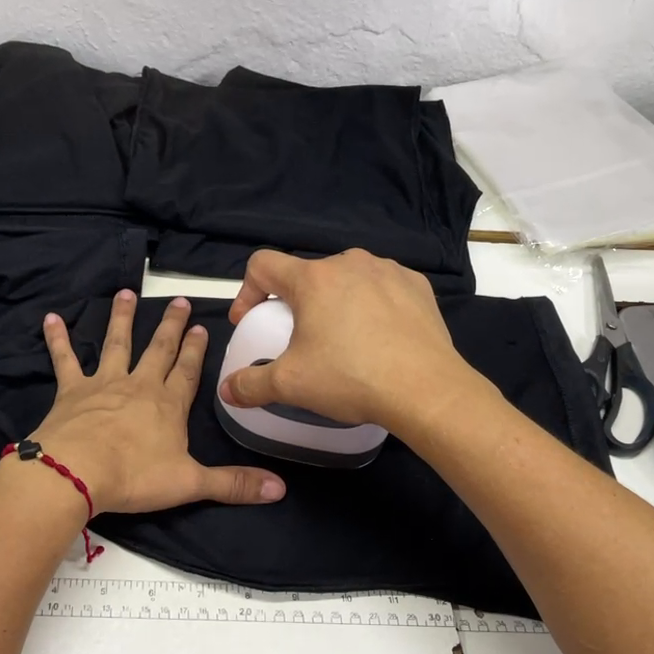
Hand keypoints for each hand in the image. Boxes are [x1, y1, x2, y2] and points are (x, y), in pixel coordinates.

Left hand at [30, 290, 285, 513]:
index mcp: (169, 405)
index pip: (188, 371)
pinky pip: (64, 359)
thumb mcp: (191, 483)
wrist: (78, 472)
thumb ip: (233, 483)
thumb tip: (280, 489)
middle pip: (159, 349)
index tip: (202, 326)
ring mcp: (104, 384)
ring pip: (116, 344)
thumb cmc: (136, 477)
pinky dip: (58, 339)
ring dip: (122, 318)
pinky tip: (50, 319)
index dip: (196, 350)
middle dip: (170, 326)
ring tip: (125, 294)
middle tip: (178, 301)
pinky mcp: (71, 391)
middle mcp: (140, 385)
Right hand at [219, 249, 483, 432]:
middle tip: (298, 339)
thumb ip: (251, 384)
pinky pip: (382, 288)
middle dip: (295, 303)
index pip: (263, 264)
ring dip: (334, 302)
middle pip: (307, 274)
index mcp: (312, 279)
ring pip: (346, 279)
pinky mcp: (418, 286)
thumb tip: (227, 390)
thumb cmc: (350, 378)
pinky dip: (371, 306)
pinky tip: (377, 337)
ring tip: (341, 339)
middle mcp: (349, 263)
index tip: (250, 321)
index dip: (248, 291)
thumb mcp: (291, 385)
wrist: (425, 389)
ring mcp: (387, 270)